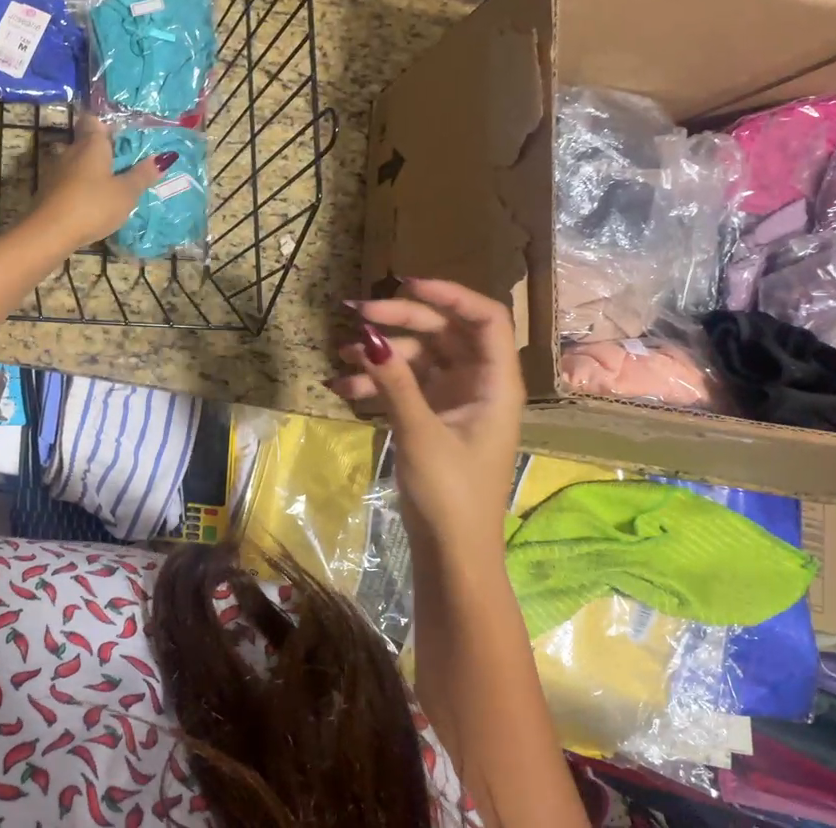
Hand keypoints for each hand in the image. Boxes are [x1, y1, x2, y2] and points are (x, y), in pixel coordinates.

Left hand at [27, 112, 167, 247]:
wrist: (49, 233)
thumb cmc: (92, 205)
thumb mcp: (126, 193)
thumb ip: (143, 175)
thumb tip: (163, 158)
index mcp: (91, 143)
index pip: (94, 120)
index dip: (107, 125)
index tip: (122, 137)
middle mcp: (70, 151)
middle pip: (86, 142)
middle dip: (103, 151)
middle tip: (125, 165)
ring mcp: (55, 172)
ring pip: (77, 163)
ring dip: (92, 172)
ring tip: (111, 187)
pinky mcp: (47, 191)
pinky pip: (69, 182)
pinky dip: (80, 188)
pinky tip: (92, 203)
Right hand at [332, 279, 524, 550]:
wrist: (452, 550)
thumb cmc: (451, 494)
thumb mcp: (420, 434)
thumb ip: (394, 382)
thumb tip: (367, 337)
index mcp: (496, 382)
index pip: (484, 318)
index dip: (448, 294)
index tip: (403, 284)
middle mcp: (477, 381)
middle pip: (442, 330)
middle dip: (398, 320)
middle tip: (354, 315)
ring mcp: (452, 397)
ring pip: (416, 355)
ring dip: (378, 353)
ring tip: (340, 357)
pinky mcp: (430, 413)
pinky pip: (401, 382)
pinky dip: (373, 381)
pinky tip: (341, 389)